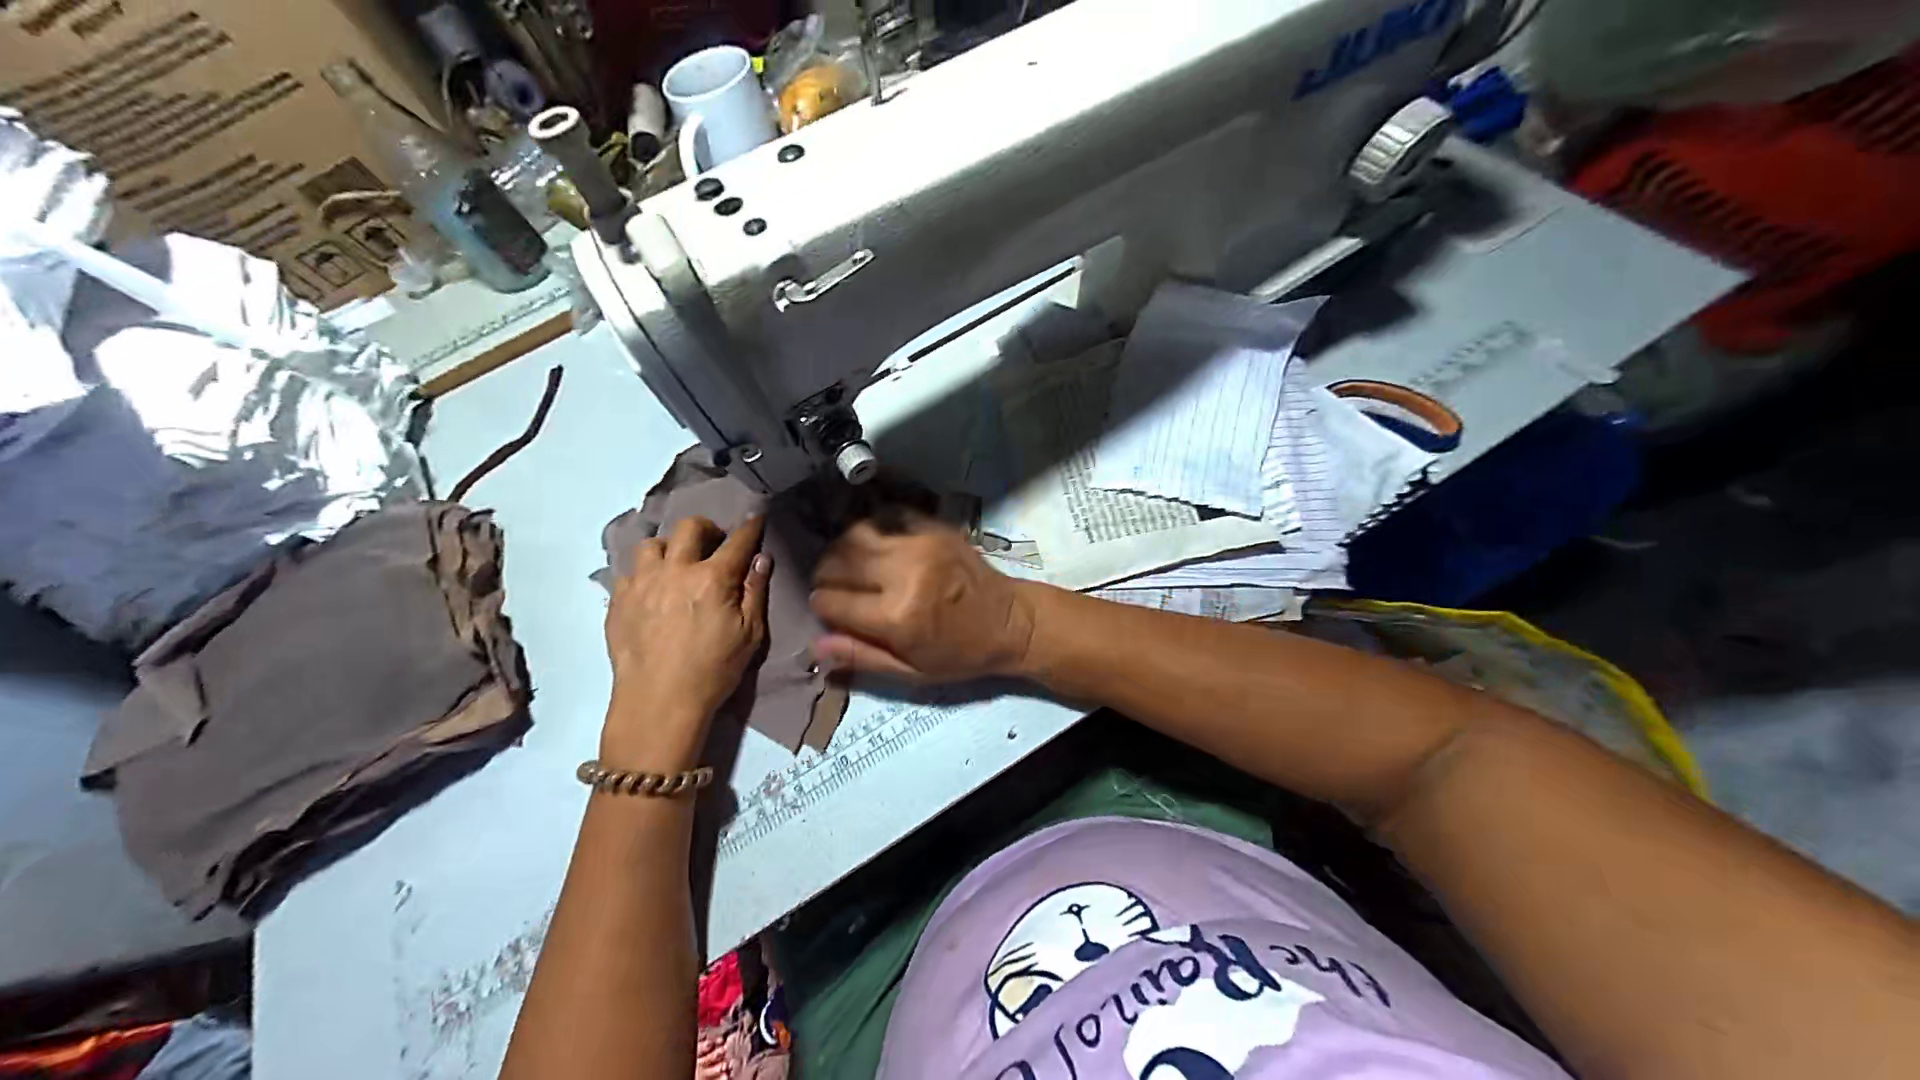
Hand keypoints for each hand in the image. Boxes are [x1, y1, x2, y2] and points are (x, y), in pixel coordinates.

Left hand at [603, 514, 770, 769]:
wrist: (658, 703)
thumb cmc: (713, 671)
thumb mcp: (750, 634)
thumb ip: (754, 591)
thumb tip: (760, 558)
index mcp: (712, 578)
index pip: (736, 541)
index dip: (750, 527)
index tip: (756, 518)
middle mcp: (674, 570)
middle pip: (689, 528)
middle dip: (706, 529)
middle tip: (713, 546)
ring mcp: (641, 583)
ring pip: (652, 544)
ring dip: (669, 549)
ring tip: (676, 566)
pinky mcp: (618, 601)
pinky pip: (629, 572)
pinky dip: (644, 574)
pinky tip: (652, 591)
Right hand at [809, 519, 1039, 680]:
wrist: (1012, 622)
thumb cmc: (961, 654)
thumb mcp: (911, 673)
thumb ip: (861, 657)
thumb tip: (815, 646)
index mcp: (896, 617)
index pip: (831, 601)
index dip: (823, 607)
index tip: (829, 610)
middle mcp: (903, 573)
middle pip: (836, 561)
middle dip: (826, 575)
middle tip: (835, 587)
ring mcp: (919, 544)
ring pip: (855, 534)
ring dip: (843, 549)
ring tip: (850, 564)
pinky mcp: (933, 527)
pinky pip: (887, 515)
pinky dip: (872, 527)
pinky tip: (875, 543)